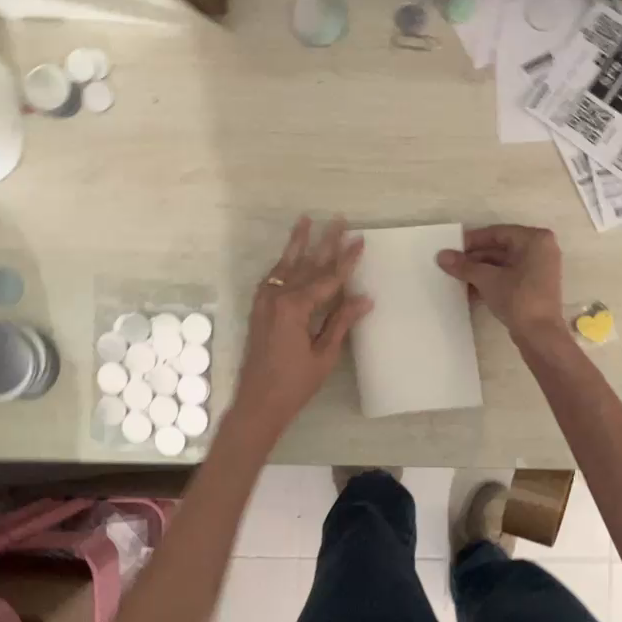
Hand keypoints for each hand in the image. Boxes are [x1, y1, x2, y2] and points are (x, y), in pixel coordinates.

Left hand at [232, 217, 370, 430]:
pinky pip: (273, 279)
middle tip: (338, 220)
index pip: (328, 278)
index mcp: (295, 308)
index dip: (346, 259)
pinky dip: (284, 265)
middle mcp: (277, 298)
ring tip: (305, 221)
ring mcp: (264, 302)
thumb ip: (341, 322)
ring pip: (286, 266)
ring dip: (298, 244)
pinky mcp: (259, 310)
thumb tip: (364, 298)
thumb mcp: (324, 354)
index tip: (360, 240)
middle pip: (307, 265)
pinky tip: (290, 256)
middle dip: (325, 243)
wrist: (258, 402)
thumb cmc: (295, 384)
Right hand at [437, 225, 564, 344]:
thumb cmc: (518, 298)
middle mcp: (541, 250)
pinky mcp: (534, 287)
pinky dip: (491, 281)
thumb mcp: (488, 279)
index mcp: (535, 240)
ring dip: (480, 271)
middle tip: (451, 264)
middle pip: (500, 249)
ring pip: (503, 264)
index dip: (472, 240)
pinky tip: (470, 290)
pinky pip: (509, 277)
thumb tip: (441, 255)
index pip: (498, 233)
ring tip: (457, 278)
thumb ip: (464, 266)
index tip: (452, 247)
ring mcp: (539, 269)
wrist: (540, 335)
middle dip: (475, 258)